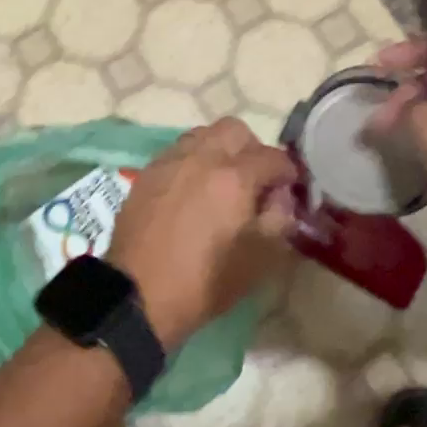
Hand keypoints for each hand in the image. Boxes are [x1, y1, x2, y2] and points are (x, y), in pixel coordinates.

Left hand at [107, 119, 297, 349]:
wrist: (138, 295)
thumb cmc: (204, 283)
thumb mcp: (258, 260)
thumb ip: (278, 220)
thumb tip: (280, 197)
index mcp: (234, 178)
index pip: (274, 157)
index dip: (288, 173)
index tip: (289, 192)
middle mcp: (202, 157)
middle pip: (235, 130)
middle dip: (252, 150)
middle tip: (255, 182)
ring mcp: (171, 161)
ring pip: (204, 135)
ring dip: (220, 151)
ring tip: (221, 184)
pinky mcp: (148, 172)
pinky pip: (179, 151)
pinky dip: (194, 161)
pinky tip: (192, 191)